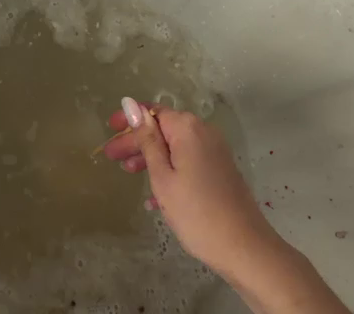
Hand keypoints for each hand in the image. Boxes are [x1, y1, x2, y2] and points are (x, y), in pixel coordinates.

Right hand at [104, 98, 346, 313]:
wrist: (245, 247)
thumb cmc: (196, 212)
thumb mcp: (163, 177)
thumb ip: (147, 140)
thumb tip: (131, 104)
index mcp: (188, 128)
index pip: (151, 113)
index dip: (129, 121)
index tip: (109, 131)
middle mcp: (203, 132)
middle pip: (163, 128)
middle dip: (138, 141)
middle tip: (113, 158)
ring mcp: (215, 151)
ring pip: (175, 146)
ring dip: (152, 157)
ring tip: (130, 175)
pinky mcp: (220, 169)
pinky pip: (188, 161)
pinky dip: (170, 171)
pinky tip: (155, 197)